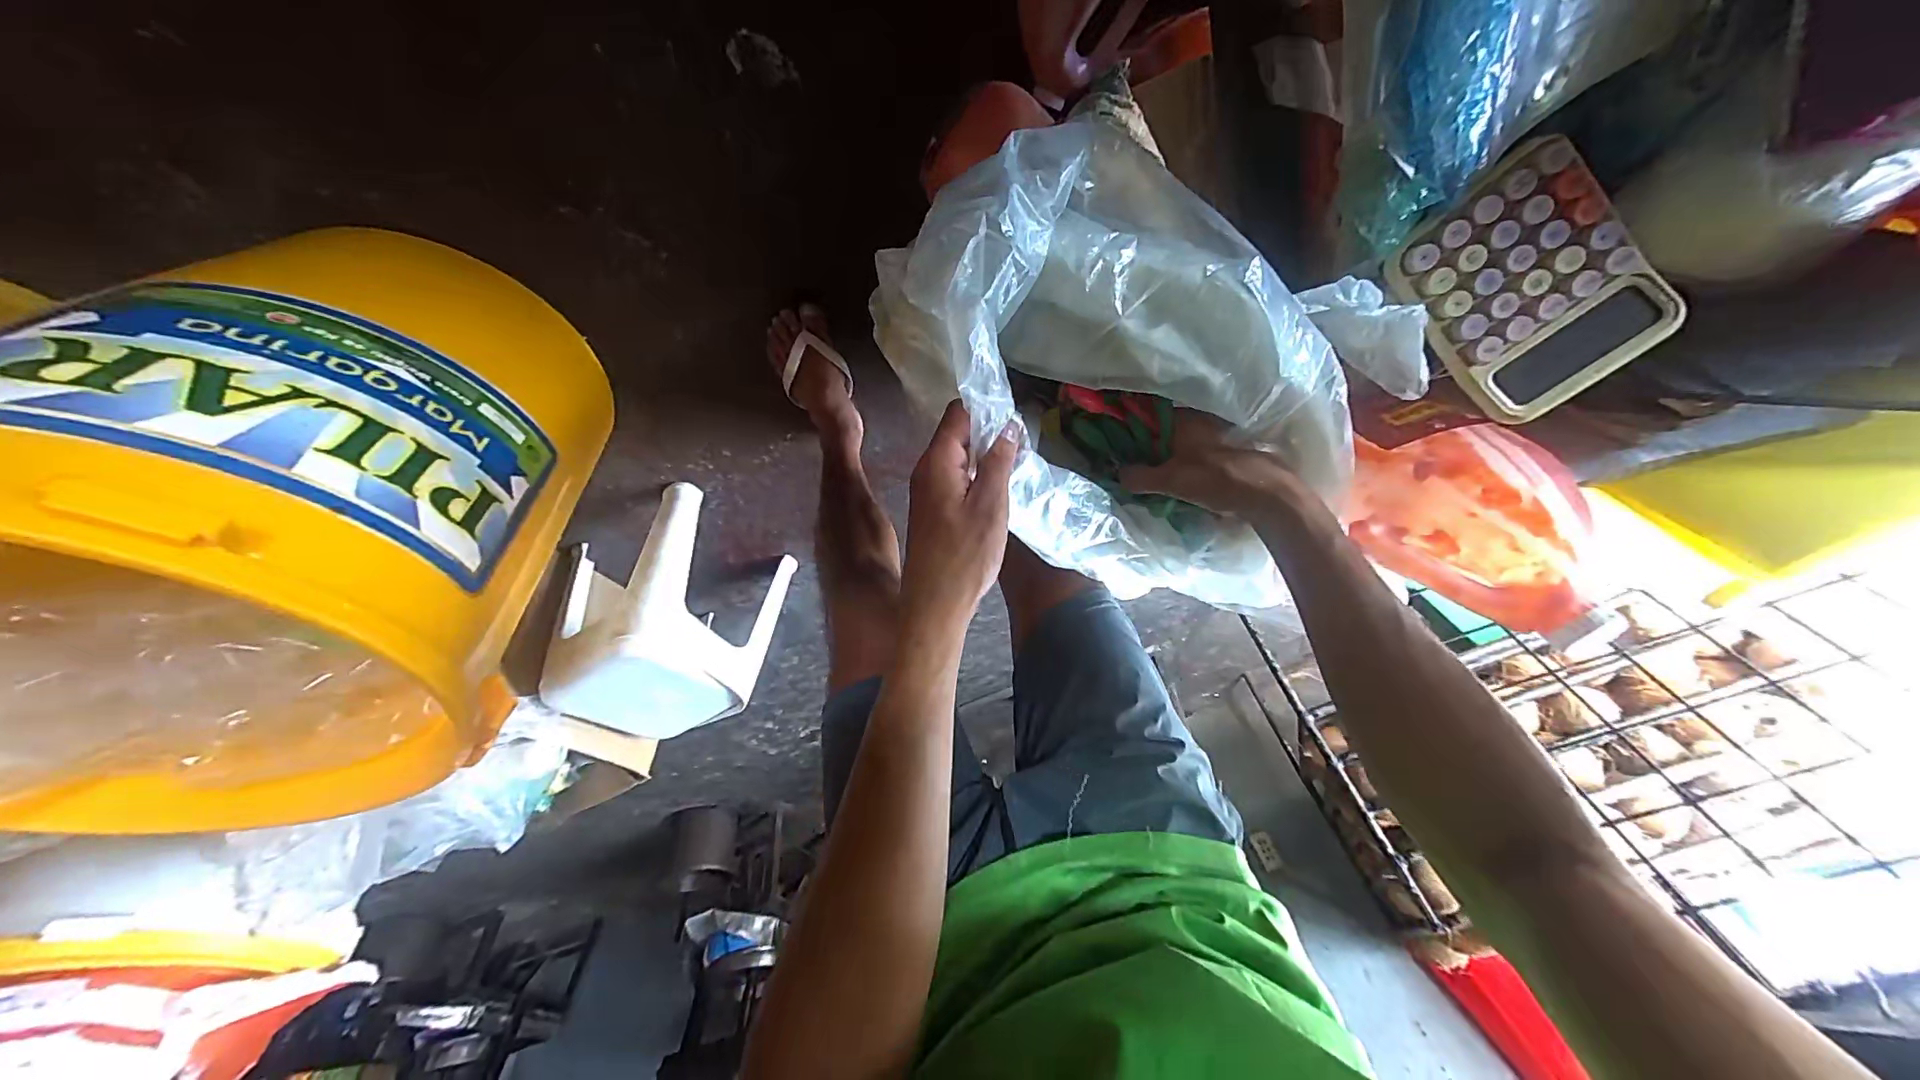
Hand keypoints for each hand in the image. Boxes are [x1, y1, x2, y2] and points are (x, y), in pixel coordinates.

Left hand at [901, 400, 1018, 629]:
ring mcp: (926, 491)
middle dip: (989, 434)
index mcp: (937, 462)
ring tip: (1014, 468)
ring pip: (957, 458)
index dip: (987, 411)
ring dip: (984, 458)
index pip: (958, 414)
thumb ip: (999, 462)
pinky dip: (975, 478)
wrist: (935, 602)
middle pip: (957, 434)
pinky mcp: (931, 510)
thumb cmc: (965, 555)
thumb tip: (1008, 427)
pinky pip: (954, 479)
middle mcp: (926, 470)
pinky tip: (995, 491)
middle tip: (1021, 448)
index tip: (1015, 421)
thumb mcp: (991, 504)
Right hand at [1118, 408, 1310, 516]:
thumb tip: (1119, 474)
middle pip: (1161, 425)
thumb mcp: (1171, 481)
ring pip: (1177, 437)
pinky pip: (1192, 449)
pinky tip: (1173, 472)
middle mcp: (1198, 419)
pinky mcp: (1225, 450)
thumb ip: (1140, 477)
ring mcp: (1214, 433)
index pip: (1145, 411)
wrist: (1268, 494)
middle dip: (1143, 437)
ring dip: (1162, 448)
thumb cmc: (1217, 480)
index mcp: (1182, 419)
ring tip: (1145, 465)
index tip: (1111, 431)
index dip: (1127, 419)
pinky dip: (1179, 456)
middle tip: (1124, 454)